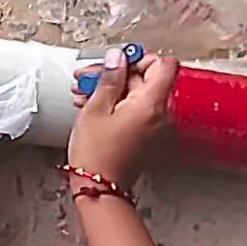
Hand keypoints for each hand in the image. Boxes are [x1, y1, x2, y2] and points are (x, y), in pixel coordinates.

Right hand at [67, 50, 178, 190]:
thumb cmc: (96, 153)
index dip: (138, 59)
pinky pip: (136, 112)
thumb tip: (117, 57)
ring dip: (112, 91)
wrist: (99, 188)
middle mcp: (162, 114)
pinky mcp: (148, 137)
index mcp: (152, 104)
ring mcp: (157, 127)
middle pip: (146, 80)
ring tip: (83, 96)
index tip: (115, 63)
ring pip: (138, 96)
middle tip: (86, 80)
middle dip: (116, 76)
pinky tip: (93, 109)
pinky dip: (117, 106)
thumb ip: (109, 79)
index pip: (163, 65)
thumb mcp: (95, 109)